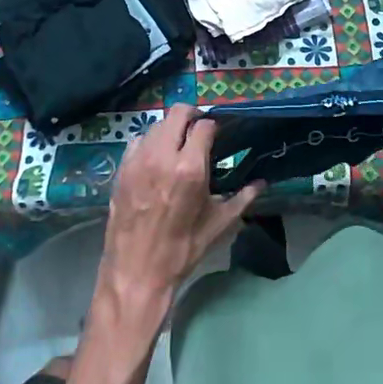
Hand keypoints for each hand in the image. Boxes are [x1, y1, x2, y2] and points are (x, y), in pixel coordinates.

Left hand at [98, 104, 261, 324]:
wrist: (136, 270)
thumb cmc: (182, 250)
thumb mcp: (217, 225)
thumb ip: (241, 199)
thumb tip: (261, 184)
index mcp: (189, 169)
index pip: (204, 126)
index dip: (213, 127)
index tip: (217, 135)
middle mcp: (162, 156)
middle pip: (177, 112)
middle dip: (192, 116)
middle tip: (198, 129)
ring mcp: (138, 159)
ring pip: (156, 124)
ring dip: (170, 129)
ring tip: (178, 146)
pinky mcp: (121, 168)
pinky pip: (138, 141)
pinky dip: (150, 142)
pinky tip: (156, 158)